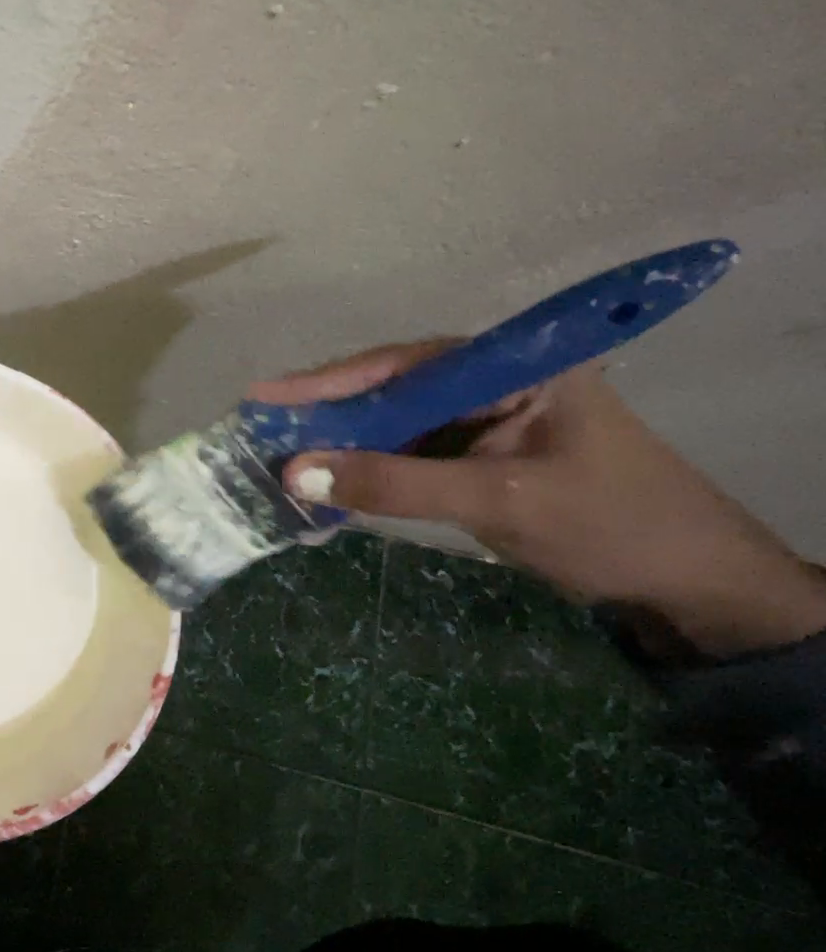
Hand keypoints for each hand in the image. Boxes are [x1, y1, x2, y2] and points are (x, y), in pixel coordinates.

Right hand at [250, 341, 825, 655]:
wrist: (691, 587)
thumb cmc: (611, 528)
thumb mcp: (497, 500)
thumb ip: (394, 483)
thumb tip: (294, 473)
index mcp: (517, 368)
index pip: (404, 364)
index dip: (328, 381)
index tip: (262, 396)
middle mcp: (496, 382)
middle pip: (390, 390)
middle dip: (326, 414)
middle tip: (260, 431)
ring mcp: (486, 419)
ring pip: (393, 423)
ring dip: (340, 444)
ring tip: (278, 457)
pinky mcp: (477, 455)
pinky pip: (406, 453)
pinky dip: (366, 470)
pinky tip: (327, 483)